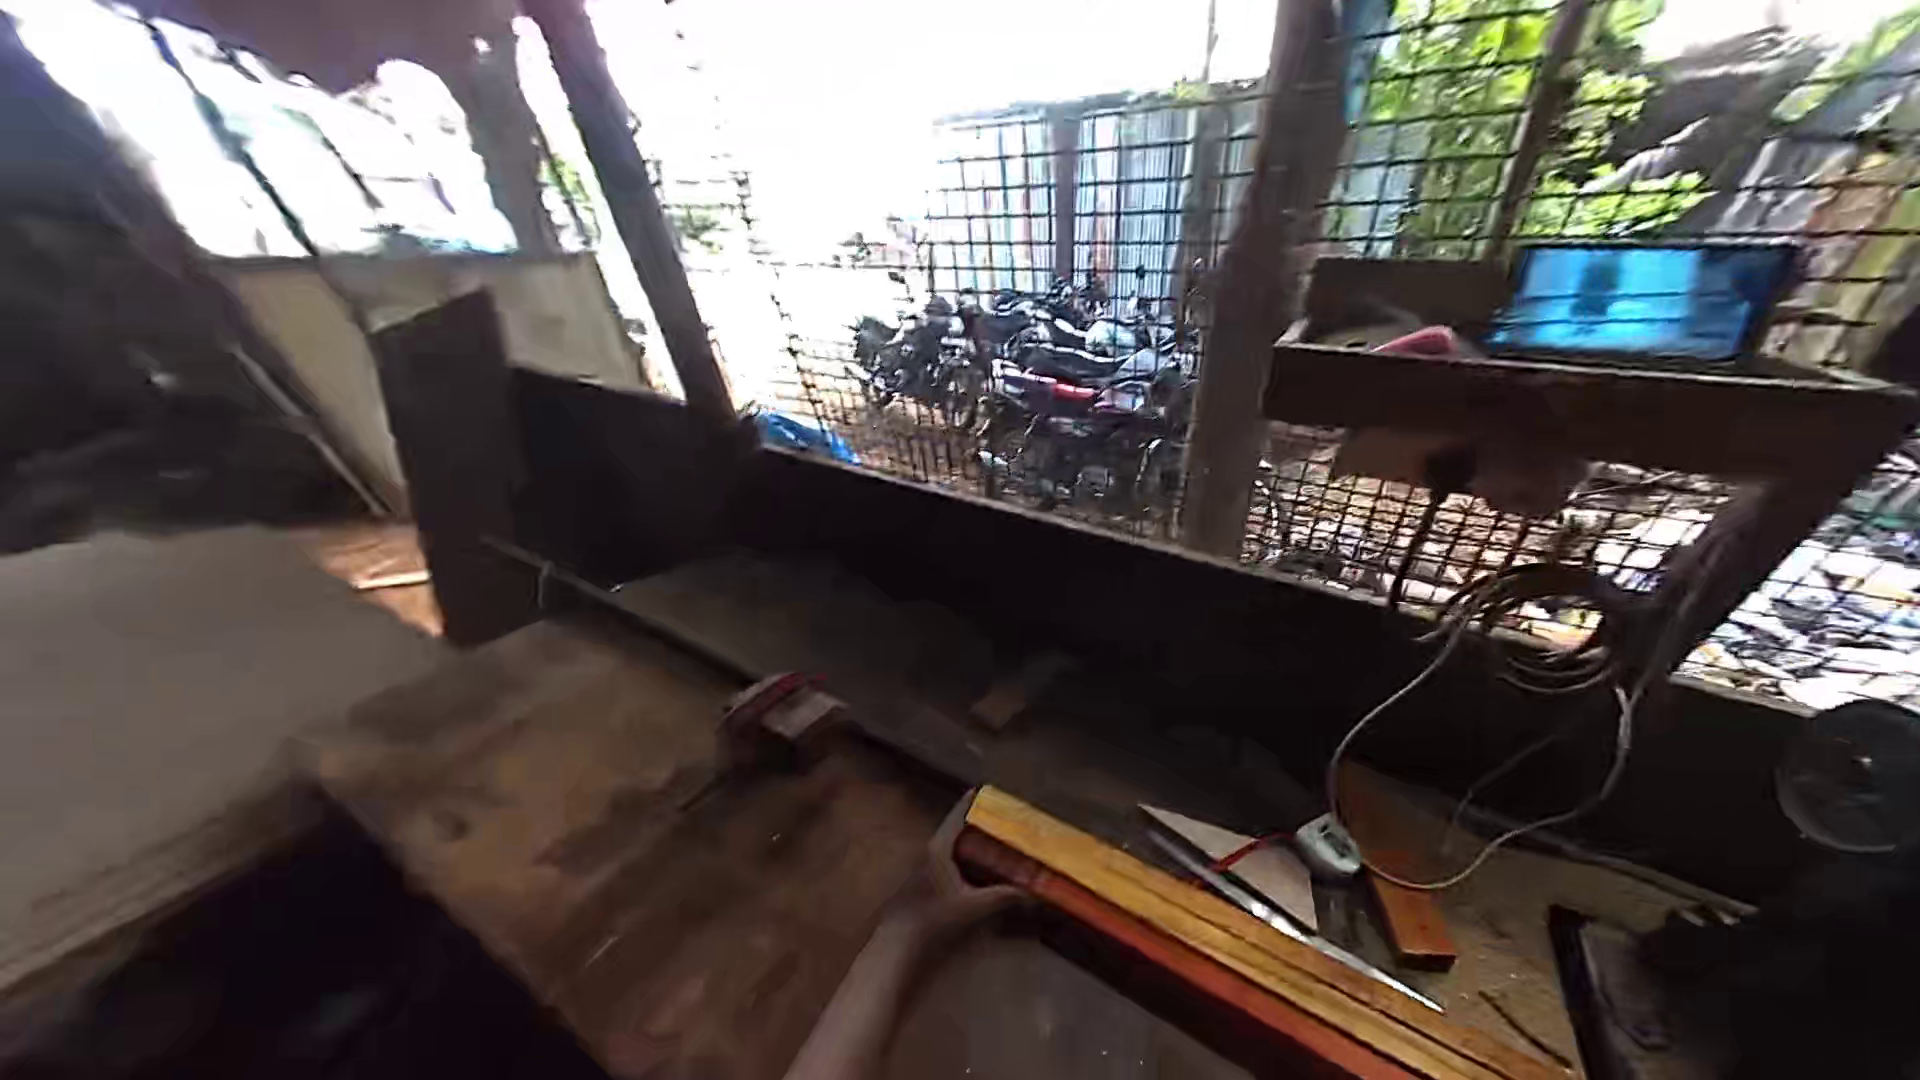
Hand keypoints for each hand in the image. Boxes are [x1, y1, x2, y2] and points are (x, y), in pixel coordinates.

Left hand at [874, 789, 1027, 952]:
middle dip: (974, 823)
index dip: (969, 802)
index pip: (956, 816)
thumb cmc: (933, 918)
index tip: (982, 789)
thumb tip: (1031, 894)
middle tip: (996, 818)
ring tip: (991, 841)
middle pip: (954, 829)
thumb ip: (1001, 897)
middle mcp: (930, 851)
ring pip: (951, 846)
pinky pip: (948, 860)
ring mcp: (926, 866)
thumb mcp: (971, 906)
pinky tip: (977, 869)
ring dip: (968, 842)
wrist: (899, 942)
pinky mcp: (925, 881)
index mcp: (939, 848)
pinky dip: (963, 858)